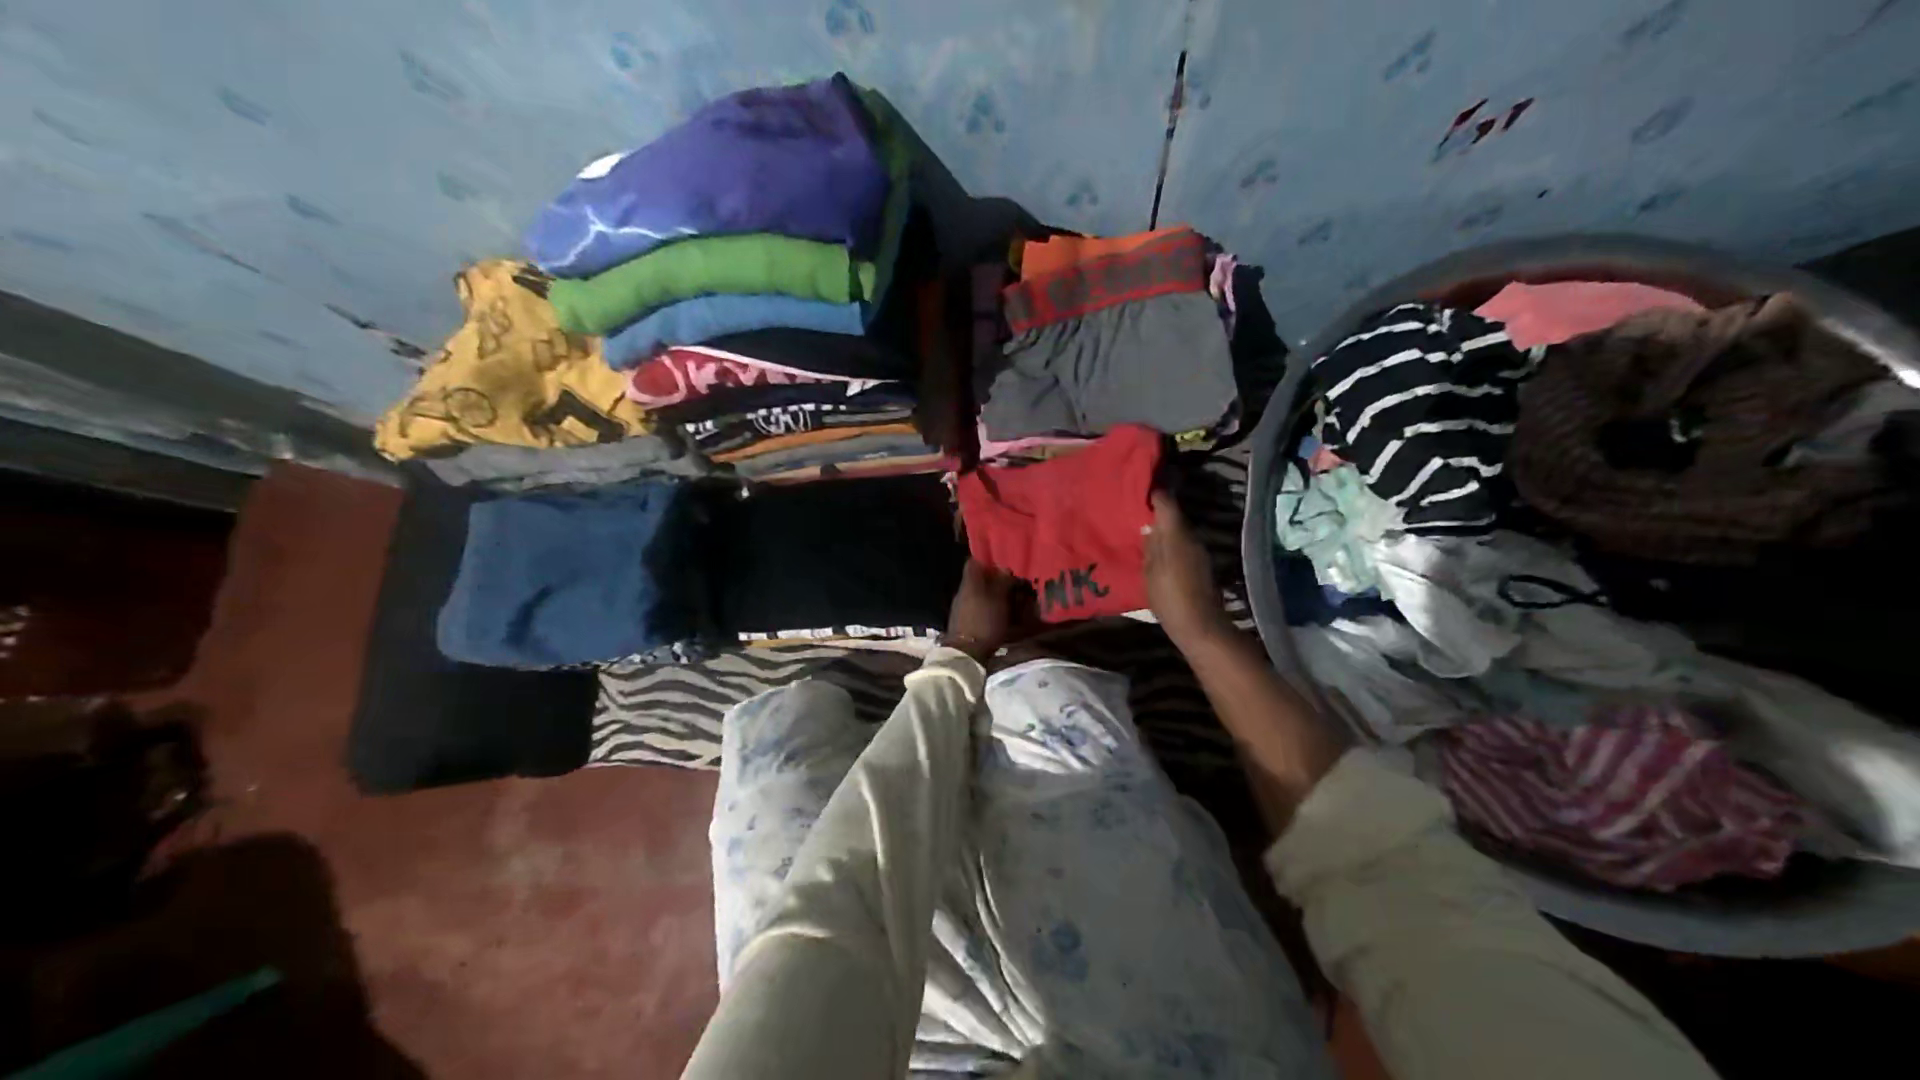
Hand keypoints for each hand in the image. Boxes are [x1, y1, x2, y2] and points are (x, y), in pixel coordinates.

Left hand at [942, 559, 1016, 661]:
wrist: (965, 653)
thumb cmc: (984, 623)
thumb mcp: (999, 601)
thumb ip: (1001, 583)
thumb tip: (1003, 568)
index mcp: (969, 583)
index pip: (973, 562)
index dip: (987, 561)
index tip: (1002, 564)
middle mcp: (961, 592)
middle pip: (976, 579)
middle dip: (992, 580)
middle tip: (1010, 583)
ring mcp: (959, 607)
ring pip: (976, 594)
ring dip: (989, 595)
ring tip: (1006, 600)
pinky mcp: (961, 621)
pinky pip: (975, 607)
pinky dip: (985, 608)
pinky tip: (996, 615)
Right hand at [1143, 490, 1232, 649]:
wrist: (1200, 626)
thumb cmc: (1169, 597)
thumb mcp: (1150, 571)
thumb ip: (1149, 545)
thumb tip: (1149, 526)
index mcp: (1176, 533)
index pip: (1166, 501)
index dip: (1153, 493)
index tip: (1138, 490)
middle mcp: (1191, 536)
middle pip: (1174, 516)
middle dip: (1156, 513)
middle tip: (1135, 513)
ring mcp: (1199, 551)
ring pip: (1178, 531)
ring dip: (1164, 530)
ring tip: (1143, 532)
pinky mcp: (1202, 564)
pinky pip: (1183, 545)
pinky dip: (1171, 545)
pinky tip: (1158, 553)